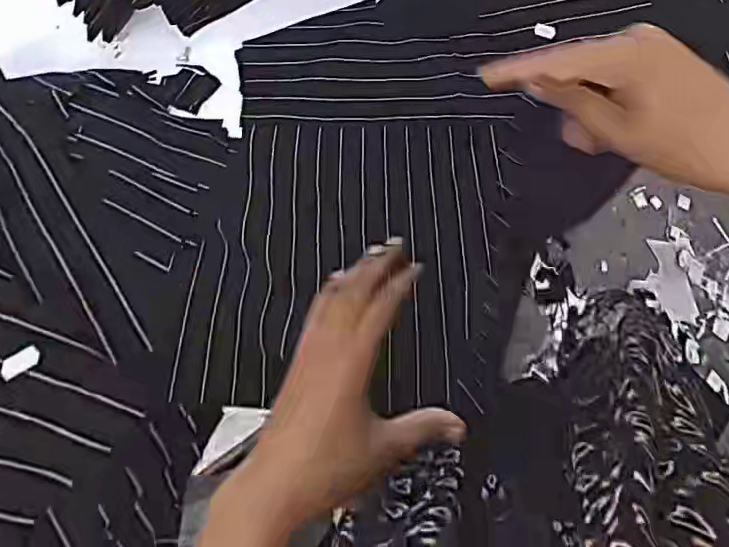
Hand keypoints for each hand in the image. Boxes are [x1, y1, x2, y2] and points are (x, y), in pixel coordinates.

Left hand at [202, 243, 464, 546]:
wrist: (274, 483)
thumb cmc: (321, 468)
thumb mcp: (383, 448)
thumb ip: (422, 428)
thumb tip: (454, 423)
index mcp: (353, 360)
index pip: (381, 307)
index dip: (400, 283)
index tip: (414, 267)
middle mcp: (329, 347)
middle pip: (355, 291)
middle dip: (376, 264)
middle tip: (394, 245)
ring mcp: (309, 350)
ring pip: (333, 297)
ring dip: (353, 272)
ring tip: (366, 256)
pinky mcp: (296, 360)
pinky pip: (314, 312)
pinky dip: (328, 292)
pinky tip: (331, 287)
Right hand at [480, 24, 728, 212]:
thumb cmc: (699, 147)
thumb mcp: (623, 134)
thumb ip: (575, 105)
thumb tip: (542, 85)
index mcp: (627, 53)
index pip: (557, 58)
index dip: (518, 68)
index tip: (488, 74)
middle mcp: (640, 40)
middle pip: (578, 64)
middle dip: (563, 97)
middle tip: (563, 131)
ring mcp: (654, 47)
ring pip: (598, 72)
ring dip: (587, 102)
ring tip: (594, 138)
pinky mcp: (664, 60)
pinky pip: (619, 75)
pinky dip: (607, 98)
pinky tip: (609, 124)